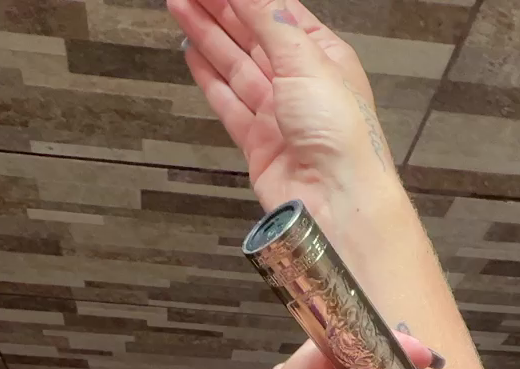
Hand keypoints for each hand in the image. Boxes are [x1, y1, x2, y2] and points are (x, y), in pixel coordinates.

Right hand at [169, 0, 400, 215]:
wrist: (334, 199)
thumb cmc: (340, 134)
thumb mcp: (306, 59)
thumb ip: (271, 21)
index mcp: (322, 56)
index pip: (276, 13)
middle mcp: (300, 84)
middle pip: (252, 37)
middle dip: (219, 10)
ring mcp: (277, 116)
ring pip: (235, 68)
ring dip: (207, 38)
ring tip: (180, 9)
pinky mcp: (259, 145)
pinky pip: (229, 105)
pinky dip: (210, 80)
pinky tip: (193, 57)